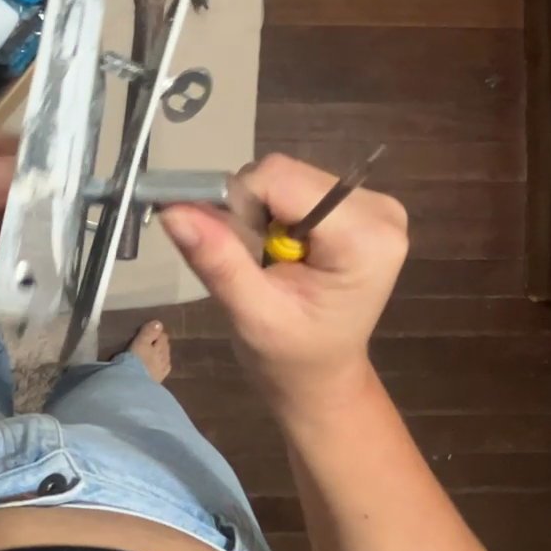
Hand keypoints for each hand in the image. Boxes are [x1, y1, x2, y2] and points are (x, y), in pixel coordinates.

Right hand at [159, 154, 407, 416]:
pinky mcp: (356, 204)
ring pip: (282, 176)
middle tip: (248, 261)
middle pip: (282, 174)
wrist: (321, 376)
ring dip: (258, 212)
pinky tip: (278, 248)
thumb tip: (173, 210)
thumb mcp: (251, 314)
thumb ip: (218, 260)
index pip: (279, 179)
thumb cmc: (290, 356)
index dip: (238, 203)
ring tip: (263, 259)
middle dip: (249, 211)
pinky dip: (271, 212)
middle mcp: (377, 209)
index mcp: (364, 237)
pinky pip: (292, 184)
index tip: (229, 248)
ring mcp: (371, 203)